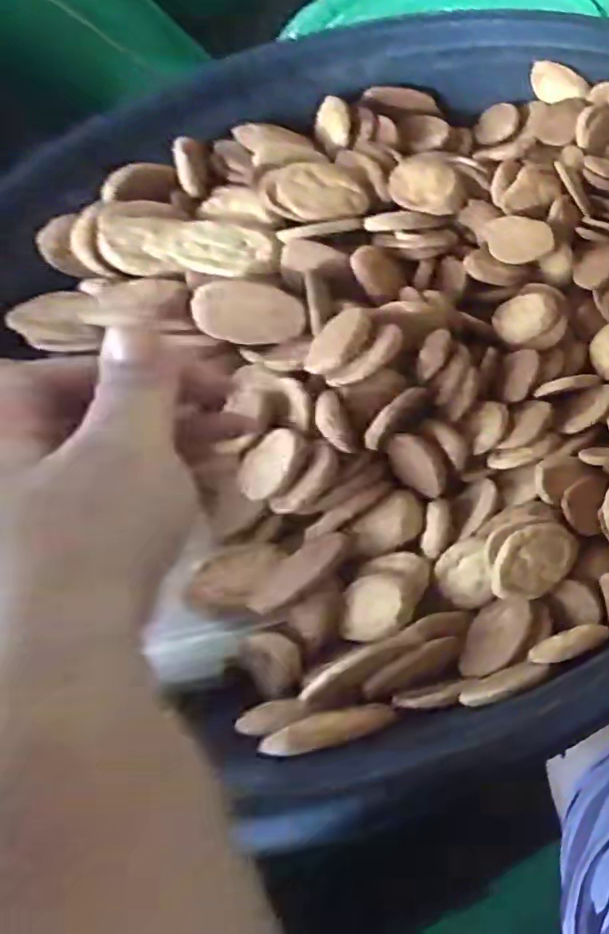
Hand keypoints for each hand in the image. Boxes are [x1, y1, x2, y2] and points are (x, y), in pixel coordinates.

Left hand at [0, 328, 235, 642]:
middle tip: (233, 413)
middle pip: (73, 409)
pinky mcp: (37, 532)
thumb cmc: (92, 533)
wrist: (57, 639)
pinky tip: (203, 479)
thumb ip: (136, 385)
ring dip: (167, 437)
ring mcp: (13, 501)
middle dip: (160, 405)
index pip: (48, 373)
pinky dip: (151, 472)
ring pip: (91, 446)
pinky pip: (95, 482)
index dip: (132, 369)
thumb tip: (134, 324)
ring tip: (233, 446)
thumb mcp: (129, 449)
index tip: (206, 382)